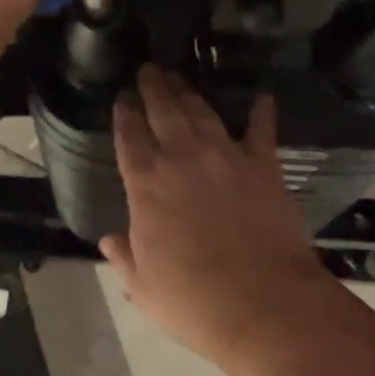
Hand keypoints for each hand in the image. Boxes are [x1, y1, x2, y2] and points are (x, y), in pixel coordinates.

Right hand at [101, 66, 341, 373]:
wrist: (265, 306)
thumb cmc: (196, 301)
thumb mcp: (145, 289)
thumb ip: (124, 258)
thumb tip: (109, 240)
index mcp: (146, 183)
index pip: (128, 134)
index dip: (124, 112)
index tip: (122, 98)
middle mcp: (181, 156)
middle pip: (163, 109)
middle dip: (153, 85)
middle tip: (149, 69)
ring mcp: (224, 155)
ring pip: (201, 111)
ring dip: (188, 92)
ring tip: (179, 78)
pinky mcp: (263, 164)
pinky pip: (261, 129)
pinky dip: (262, 112)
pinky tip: (263, 97)